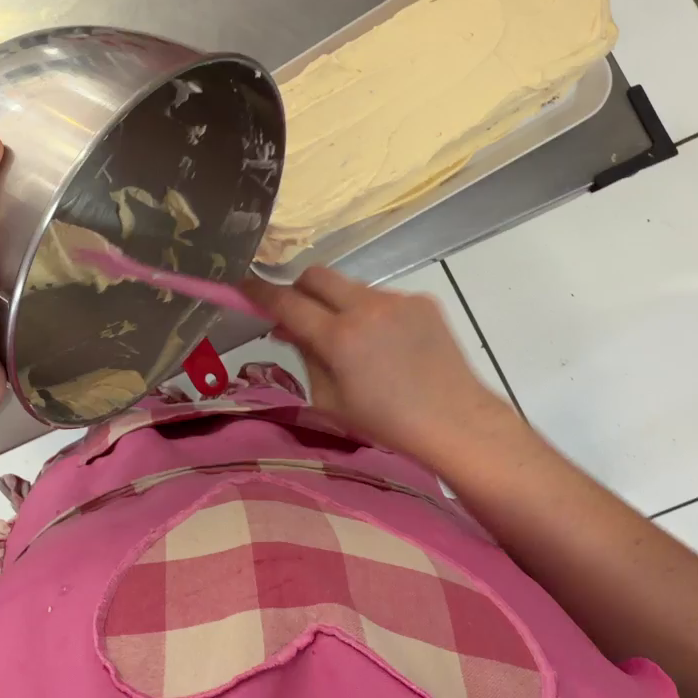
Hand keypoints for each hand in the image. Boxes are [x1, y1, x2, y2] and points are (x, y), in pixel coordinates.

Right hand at [245, 266, 515, 461]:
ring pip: (349, 287)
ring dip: (336, 304)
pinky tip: (385, 345)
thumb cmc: (384, 422)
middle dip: (298, 288)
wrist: (455, 420)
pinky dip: (369, 314)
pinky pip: (380, 298)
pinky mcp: (422, 301)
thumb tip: (286, 328)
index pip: (286, 302)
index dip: (258, 292)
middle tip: (297, 314)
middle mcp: (367, 307)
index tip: (242, 285)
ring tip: (351, 341)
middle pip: (316, 275)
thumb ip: (304, 355)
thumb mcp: (328, 398)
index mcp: (339, 337)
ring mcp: (398, 300)